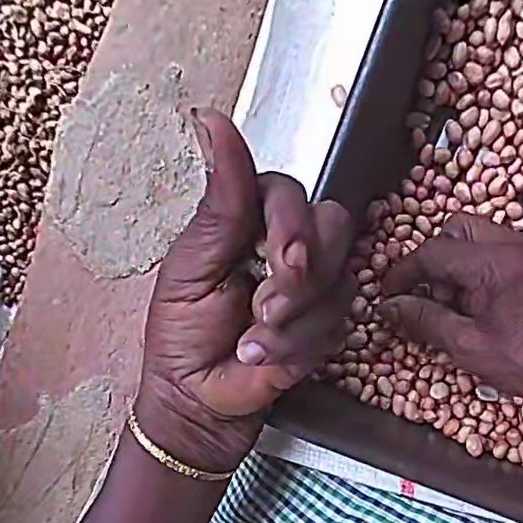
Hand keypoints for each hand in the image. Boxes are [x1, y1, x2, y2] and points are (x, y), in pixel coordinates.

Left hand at [137, 110, 355, 472]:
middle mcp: (286, 247)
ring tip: (251, 342)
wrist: (195, 402)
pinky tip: (264, 358)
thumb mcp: (192, 266)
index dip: (293, 222)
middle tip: (263, 308)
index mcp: (247, 223)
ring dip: (294, 320)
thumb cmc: (182, 336)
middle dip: (301, 275)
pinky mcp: (327, 324)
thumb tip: (211, 120)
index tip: (280, 257)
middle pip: (332, 227)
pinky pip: (339, 322)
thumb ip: (219, 200)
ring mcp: (312, 287)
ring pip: (340, 279)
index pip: (291, 194)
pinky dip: (299, 347)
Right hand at [379, 216, 522, 433]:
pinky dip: (476, 269)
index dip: (404, 273)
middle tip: (421, 296)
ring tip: (449, 307)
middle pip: (456, 230)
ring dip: (454, 265)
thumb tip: (392, 307)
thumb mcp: (467, 345)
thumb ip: (425, 319)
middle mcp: (518, 245)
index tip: (389, 295)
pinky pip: (498, 251)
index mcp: (498, 262)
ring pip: (477, 238)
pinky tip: (473, 307)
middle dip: (431, 260)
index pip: (434, 251)